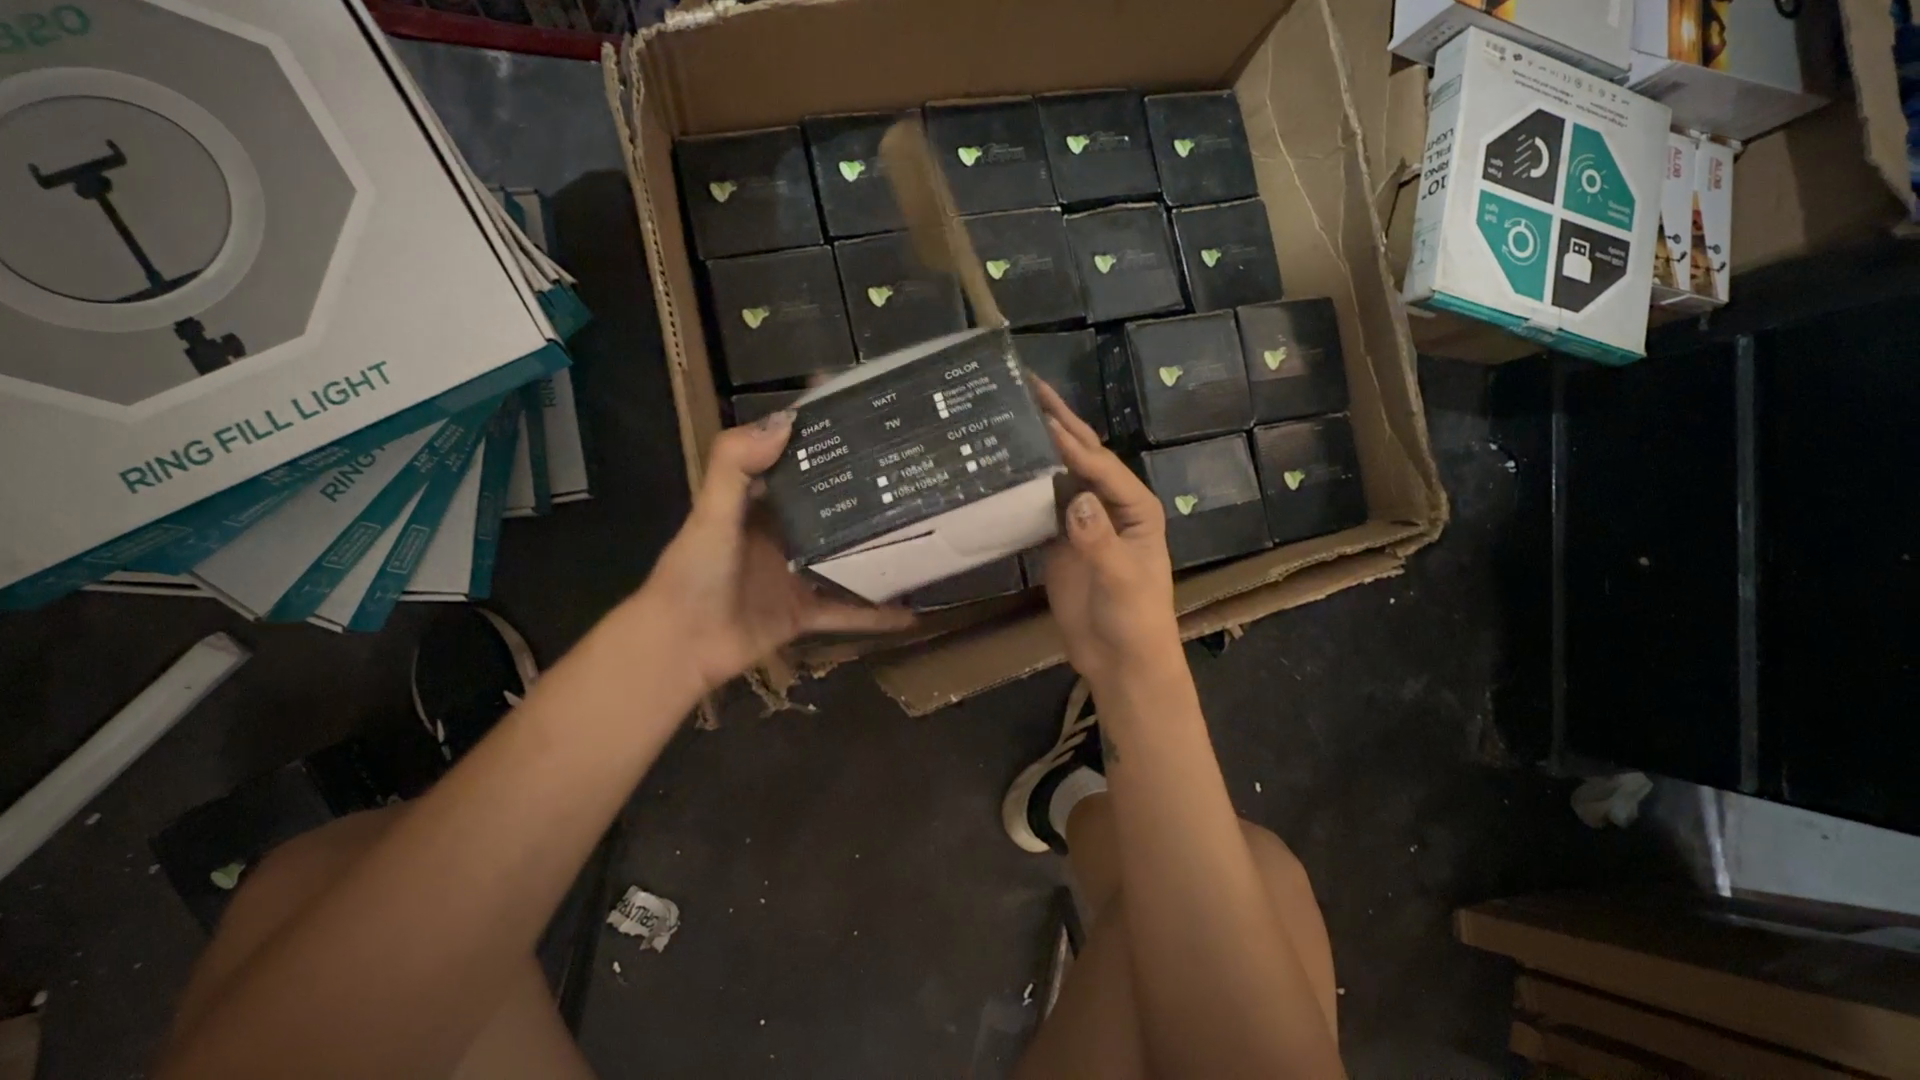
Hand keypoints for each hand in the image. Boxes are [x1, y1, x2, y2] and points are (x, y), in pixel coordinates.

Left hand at [633, 412, 914, 694]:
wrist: (680, 645)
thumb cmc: (694, 573)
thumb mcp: (711, 513)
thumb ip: (737, 465)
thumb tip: (788, 419)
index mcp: (758, 504)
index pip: (796, 462)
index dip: (825, 441)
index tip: (868, 420)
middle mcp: (781, 535)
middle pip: (830, 508)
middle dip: (867, 493)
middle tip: (913, 474)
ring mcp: (796, 575)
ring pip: (845, 557)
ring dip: (878, 551)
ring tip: (925, 534)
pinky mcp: (804, 613)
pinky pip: (847, 611)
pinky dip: (876, 615)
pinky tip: (913, 613)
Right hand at [1031, 379, 1181, 685]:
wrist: (1120, 661)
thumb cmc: (1136, 619)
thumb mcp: (1122, 579)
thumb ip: (1099, 540)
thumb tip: (1075, 498)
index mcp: (1135, 509)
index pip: (1101, 467)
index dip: (1073, 444)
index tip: (1042, 418)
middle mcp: (1109, 506)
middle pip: (1084, 457)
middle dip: (1059, 422)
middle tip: (1029, 386)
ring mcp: (1083, 523)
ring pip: (1059, 476)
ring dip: (1037, 449)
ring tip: (1008, 416)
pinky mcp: (1060, 543)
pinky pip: (1040, 506)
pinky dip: (1023, 486)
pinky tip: (1001, 468)